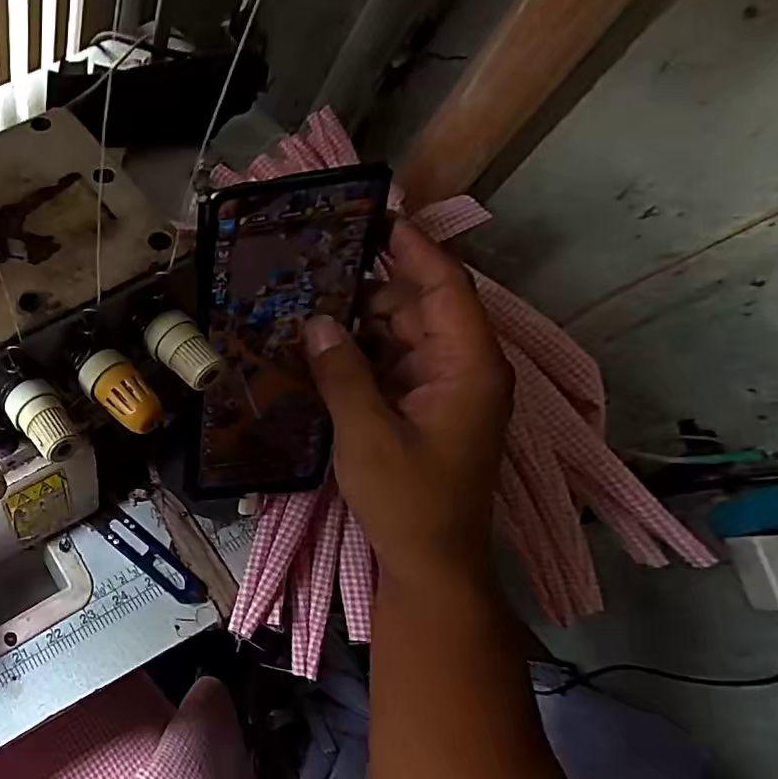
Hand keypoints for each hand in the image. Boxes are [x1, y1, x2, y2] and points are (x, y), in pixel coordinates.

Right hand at [304, 220, 511, 586]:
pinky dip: (360, 357)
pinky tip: (322, 351)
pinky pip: (392, 367)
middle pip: (420, 310)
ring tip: (310, 307)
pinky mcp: (422, 410)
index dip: (415, 250)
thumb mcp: (367, 434)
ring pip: (402, 338)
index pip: (445, 289)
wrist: (429, 560)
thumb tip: (316, 323)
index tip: (379, 218)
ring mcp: (443, 391)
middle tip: (318, 270)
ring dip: (360, 325)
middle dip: (372, 290)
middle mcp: (462, 370)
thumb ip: (343, 374)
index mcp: (467, 367)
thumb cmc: (407, 500)